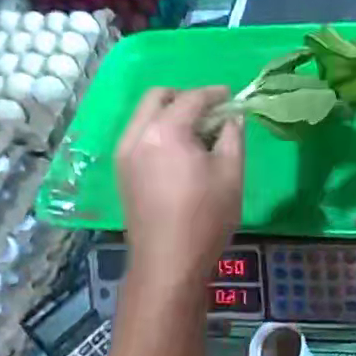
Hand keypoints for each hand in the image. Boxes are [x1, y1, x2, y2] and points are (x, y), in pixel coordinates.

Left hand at [115, 86, 243, 283]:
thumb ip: (233, 136)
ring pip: (144, 115)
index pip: (191, 98)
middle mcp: (137, 135)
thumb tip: (232, 118)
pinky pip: (139, 135)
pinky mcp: (122, 171)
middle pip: (157, 97)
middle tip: (212, 110)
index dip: (214, 94)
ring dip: (170, 113)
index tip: (232, 97)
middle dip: (186, 97)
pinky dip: (159, 130)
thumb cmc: (206, 216)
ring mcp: (124, 153)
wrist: (168, 261)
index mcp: (166, 132)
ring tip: (198, 132)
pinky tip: (180, 150)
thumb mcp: (232, 173)